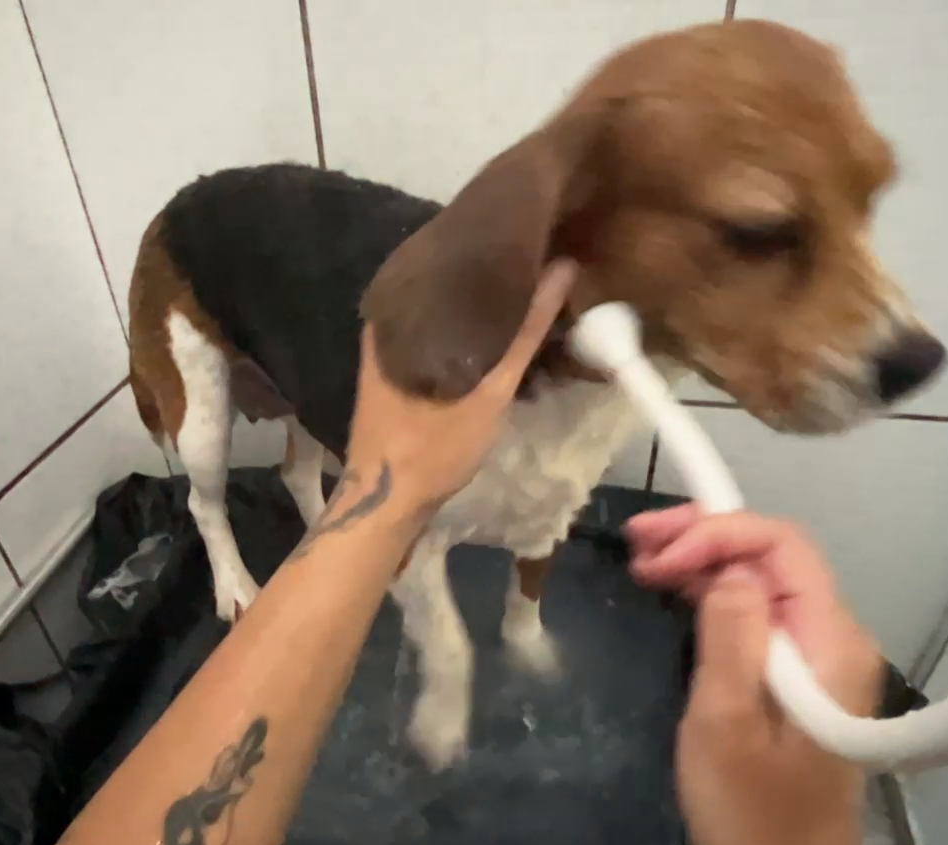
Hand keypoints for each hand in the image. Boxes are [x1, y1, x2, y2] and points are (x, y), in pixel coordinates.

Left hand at [345, 260, 576, 517]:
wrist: (388, 504)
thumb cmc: (432, 446)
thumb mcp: (488, 390)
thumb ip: (525, 334)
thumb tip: (561, 269)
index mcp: (397, 318)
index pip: (439, 261)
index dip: (478, 250)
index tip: (516, 238)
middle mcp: (385, 331)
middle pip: (438, 292)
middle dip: (479, 283)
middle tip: (526, 267)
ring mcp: (385, 360)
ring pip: (436, 321)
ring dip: (471, 313)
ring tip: (516, 295)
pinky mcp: (393, 384)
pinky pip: (431, 347)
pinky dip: (459, 341)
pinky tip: (487, 342)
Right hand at [626, 508, 883, 711]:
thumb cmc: (753, 814)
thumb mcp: (726, 724)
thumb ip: (731, 637)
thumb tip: (726, 570)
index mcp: (828, 643)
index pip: (782, 547)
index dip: (716, 533)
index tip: (654, 556)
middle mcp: (832, 637)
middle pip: (772, 555)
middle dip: (703, 536)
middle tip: (636, 542)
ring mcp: (816, 656)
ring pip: (760, 579)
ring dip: (702, 560)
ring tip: (642, 559)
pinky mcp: (795, 675)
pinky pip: (755, 612)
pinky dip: (711, 593)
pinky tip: (672, 589)